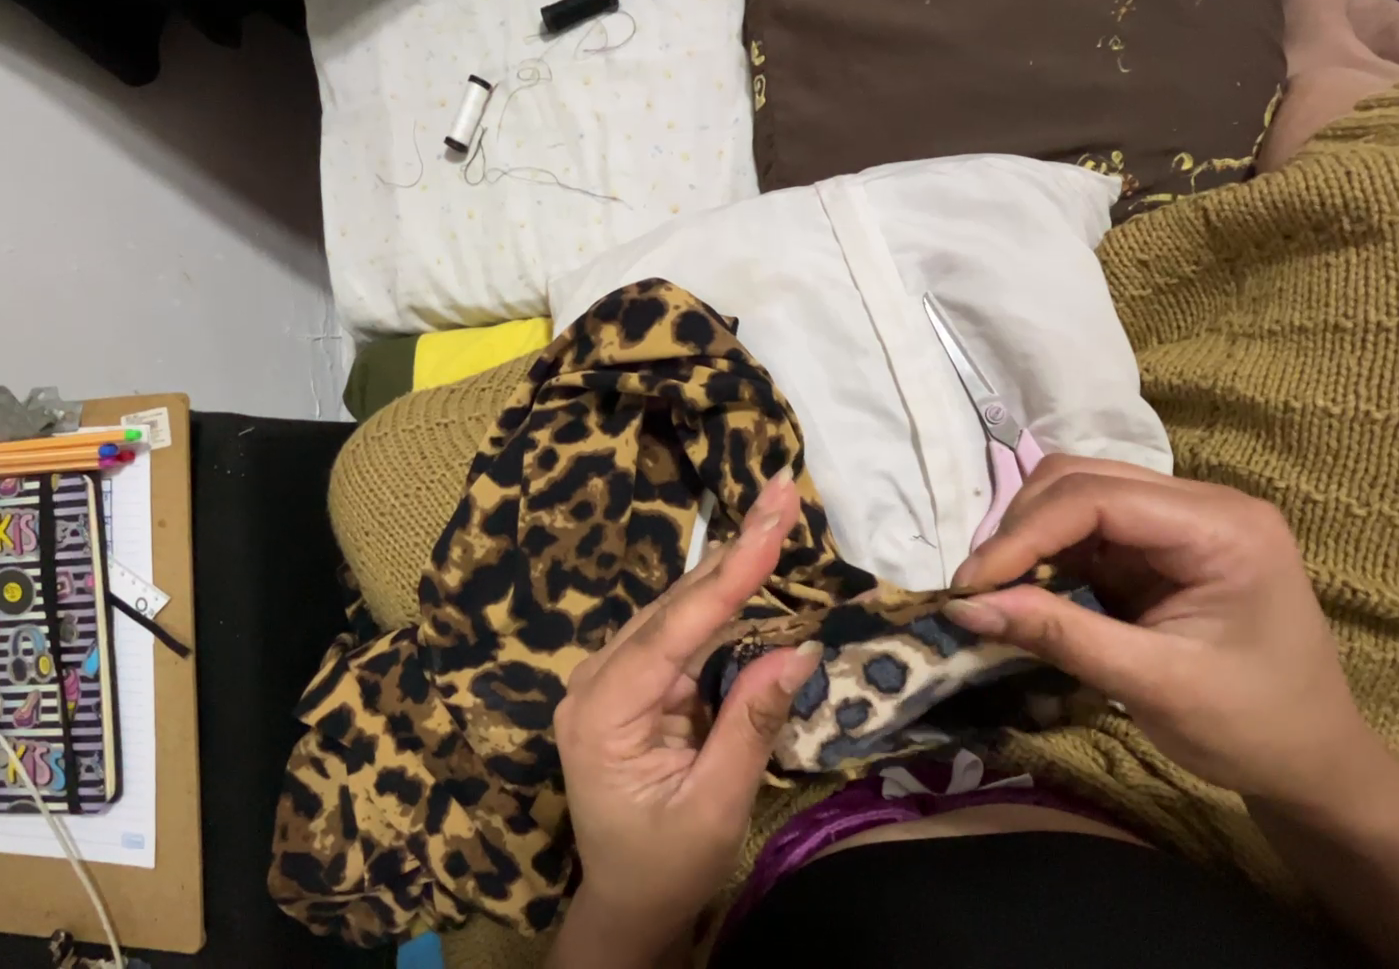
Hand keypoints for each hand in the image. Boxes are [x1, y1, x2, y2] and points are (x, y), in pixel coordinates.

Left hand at [553, 468, 823, 944]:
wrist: (626, 905)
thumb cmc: (665, 868)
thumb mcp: (715, 807)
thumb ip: (750, 724)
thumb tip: (800, 650)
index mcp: (603, 711)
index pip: (675, 629)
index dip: (731, 573)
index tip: (771, 520)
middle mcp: (598, 680)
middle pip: (674, 605)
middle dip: (733, 550)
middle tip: (780, 493)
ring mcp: (611, 679)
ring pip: (676, 611)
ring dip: (728, 567)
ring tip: (772, 518)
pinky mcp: (632, 685)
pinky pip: (679, 634)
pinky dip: (718, 602)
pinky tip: (747, 568)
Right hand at [946, 456, 1385, 806]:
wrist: (1312, 762)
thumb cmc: (1253, 728)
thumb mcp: (1154, 685)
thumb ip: (1059, 636)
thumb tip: (965, 608)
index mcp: (1222, 527)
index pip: (1095, 498)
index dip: (1022, 535)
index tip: (970, 586)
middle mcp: (1199, 504)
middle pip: (1076, 479)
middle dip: (1018, 529)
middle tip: (979, 590)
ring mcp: (1176, 519)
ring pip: (1069, 493)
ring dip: (1025, 536)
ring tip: (999, 590)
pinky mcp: (1153, 543)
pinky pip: (1078, 526)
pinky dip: (1041, 553)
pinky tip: (1028, 590)